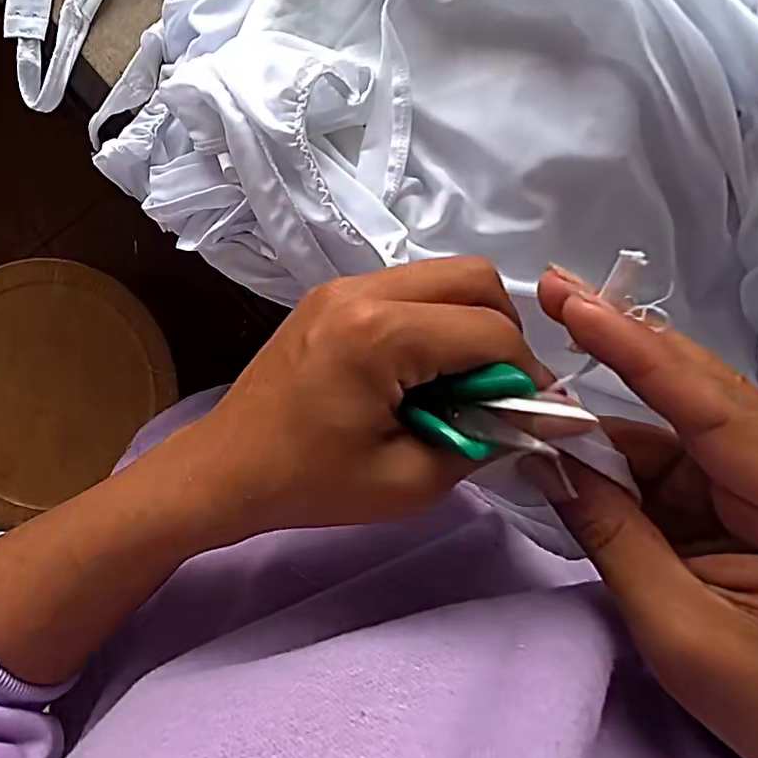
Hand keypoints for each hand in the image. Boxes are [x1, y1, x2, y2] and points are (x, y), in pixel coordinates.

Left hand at [146, 257, 548, 543]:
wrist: (225, 467)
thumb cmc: (308, 484)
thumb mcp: (408, 481)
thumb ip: (481, 441)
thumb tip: (531, 415)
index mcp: (377, 334)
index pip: (489, 332)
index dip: (526, 374)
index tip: (533, 412)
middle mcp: (362, 289)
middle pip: (474, 277)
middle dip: (504, 330)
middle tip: (496, 386)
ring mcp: (343, 284)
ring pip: (443, 274)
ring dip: (470, 320)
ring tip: (460, 378)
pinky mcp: (333, 293)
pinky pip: (409, 287)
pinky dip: (435, 318)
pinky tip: (421, 366)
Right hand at [536, 268, 757, 757]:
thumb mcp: (684, 638)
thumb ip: (613, 536)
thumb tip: (549, 459)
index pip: (717, 410)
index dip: (640, 350)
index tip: (579, 304)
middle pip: (705, 396)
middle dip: (626, 344)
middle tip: (561, 293)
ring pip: (683, 428)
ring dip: (611, 417)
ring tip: (544, 396)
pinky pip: (681, 464)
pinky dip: (623, 457)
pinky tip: (579, 452)